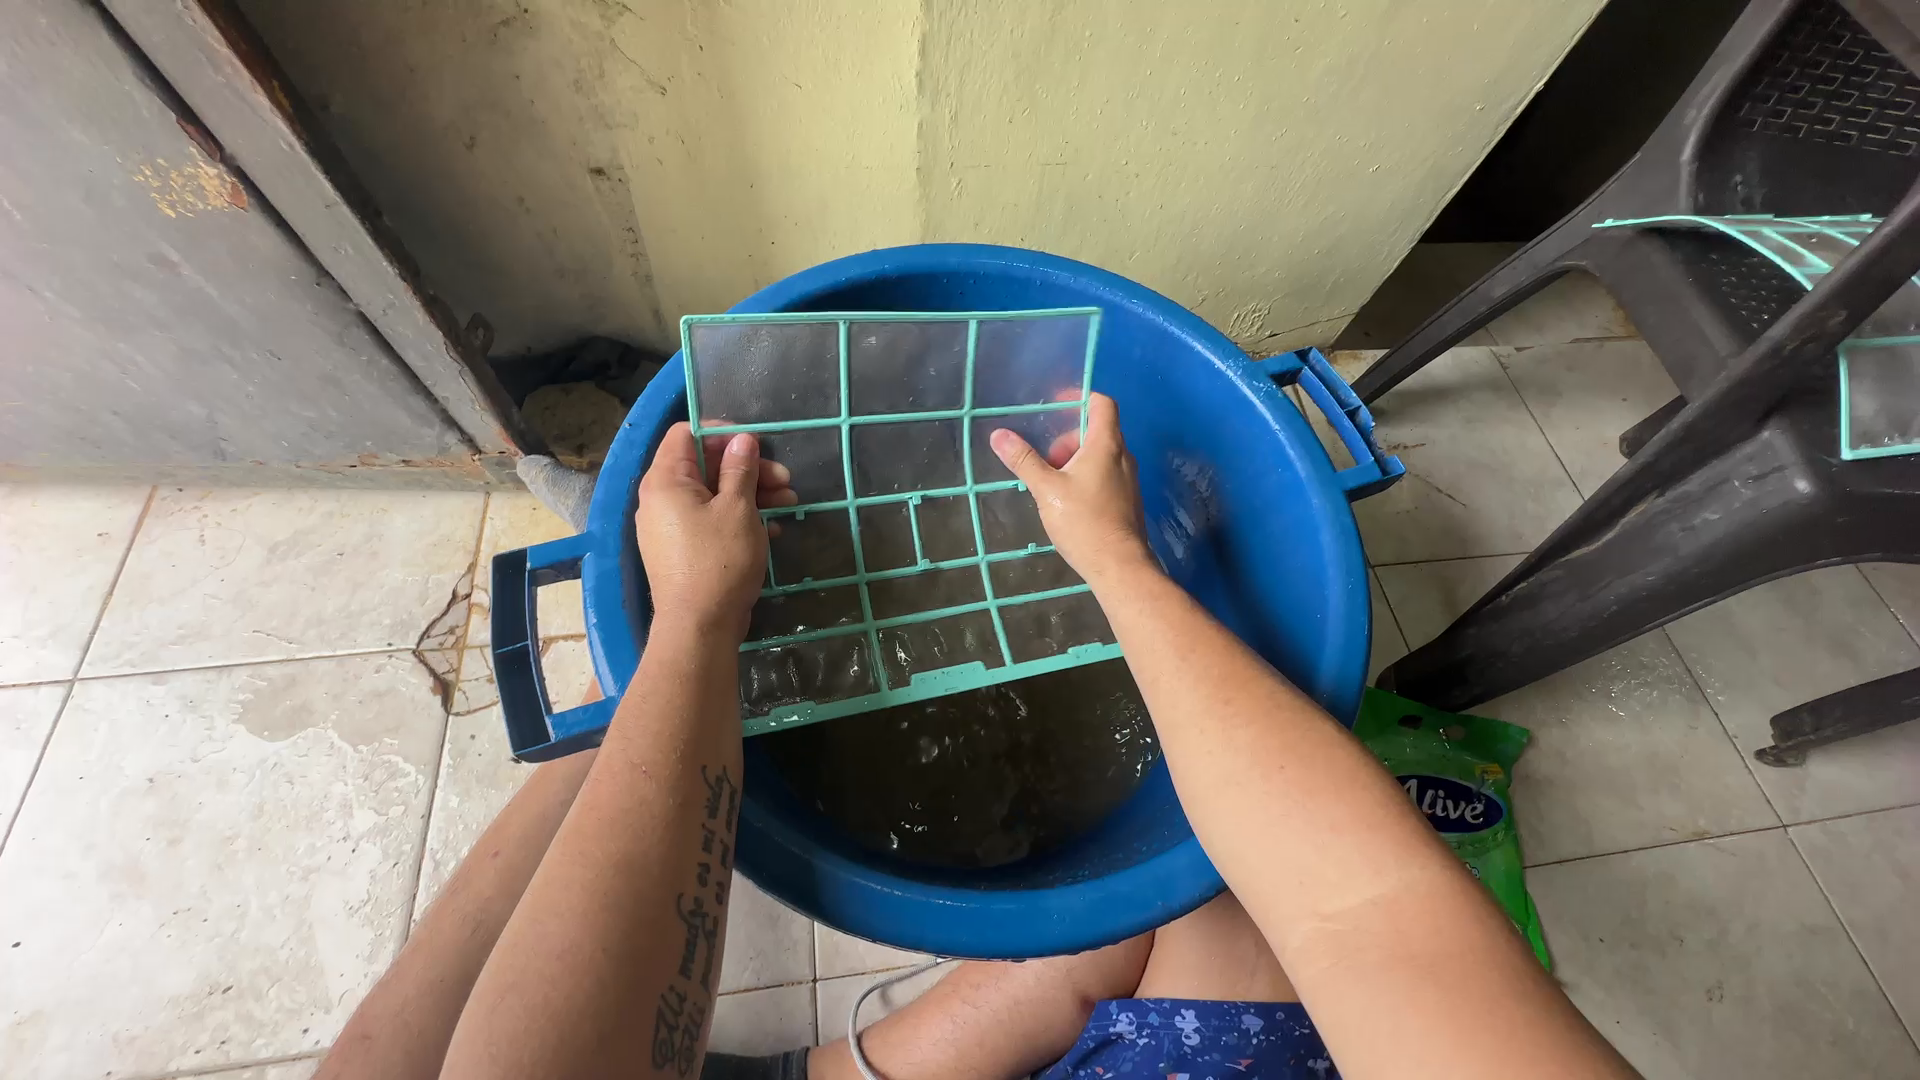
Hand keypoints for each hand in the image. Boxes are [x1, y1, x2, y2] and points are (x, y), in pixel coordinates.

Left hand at [635, 424, 789, 638]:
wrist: (701, 625)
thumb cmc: (720, 560)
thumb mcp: (738, 509)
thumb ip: (741, 470)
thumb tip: (743, 439)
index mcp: (666, 481)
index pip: (686, 434)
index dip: (723, 433)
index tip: (757, 445)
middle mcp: (661, 499)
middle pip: (705, 465)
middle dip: (748, 468)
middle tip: (785, 479)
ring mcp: (671, 526)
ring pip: (713, 494)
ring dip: (752, 494)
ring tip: (790, 503)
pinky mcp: (684, 549)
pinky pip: (712, 520)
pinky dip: (740, 517)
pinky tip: (773, 528)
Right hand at [990, 392, 1155, 586]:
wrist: (1119, 565)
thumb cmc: (1083, 522)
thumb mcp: (1047, 489)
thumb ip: (1024, 460)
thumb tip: (998, 435)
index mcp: (1106, 445)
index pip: (1102, 403)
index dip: (1080, 398)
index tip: (1056, 406)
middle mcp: (1123, 456)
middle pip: (1097, 430)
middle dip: (1068, 438)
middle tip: (1046, 459)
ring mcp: (1128, 479)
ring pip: (1100, 455)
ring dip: (1075, 460)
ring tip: (1052, 483)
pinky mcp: (1127, 499)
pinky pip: (1106, 475)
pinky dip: (1086, 476)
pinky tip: (1067, 501)